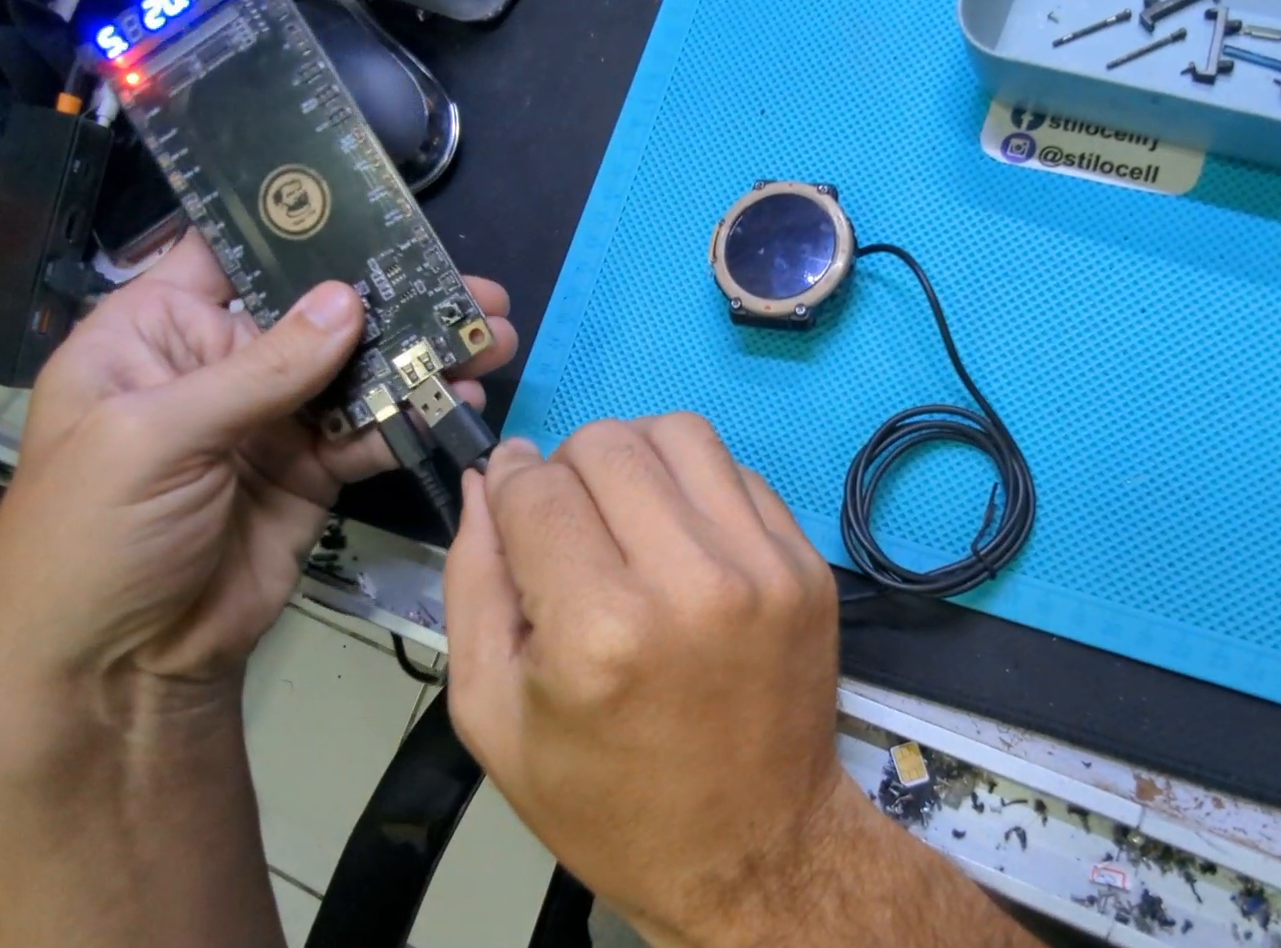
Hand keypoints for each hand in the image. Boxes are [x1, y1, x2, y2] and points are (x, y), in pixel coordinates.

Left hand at [0, 230, 518, 717]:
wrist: (123, 663)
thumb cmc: (91, 537)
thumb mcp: (153, 440)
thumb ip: (257, 372)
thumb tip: (347, 303)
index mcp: (157, 333)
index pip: (232, 256)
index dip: (299, 228)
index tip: (379, 211)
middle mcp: (224, 365)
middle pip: (322, 316)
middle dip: (397, 300)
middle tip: (474, 292)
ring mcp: (276, 419)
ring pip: (362, 372)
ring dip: (424, 358)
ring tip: (490, 342)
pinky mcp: (316, 468)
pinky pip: (373, 431)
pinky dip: (416, 419)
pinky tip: (461, 403)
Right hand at [444, 416, 852, 944]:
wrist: (752, 848)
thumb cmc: (607, 800)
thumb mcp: (493, 715)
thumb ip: (473, 583)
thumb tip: (485, 480)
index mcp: (600, 630)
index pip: (536, 489)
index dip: (507, 479)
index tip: (507, 493)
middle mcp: (693, 580)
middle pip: (609, 443)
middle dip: (567, 466)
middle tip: (567, 518)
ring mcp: (765, 566)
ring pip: (680, 433)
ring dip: (635, 456)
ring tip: (624, 510)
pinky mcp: (807, 565)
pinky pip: (738, 471)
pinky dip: (696, 484)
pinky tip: (683, 534)